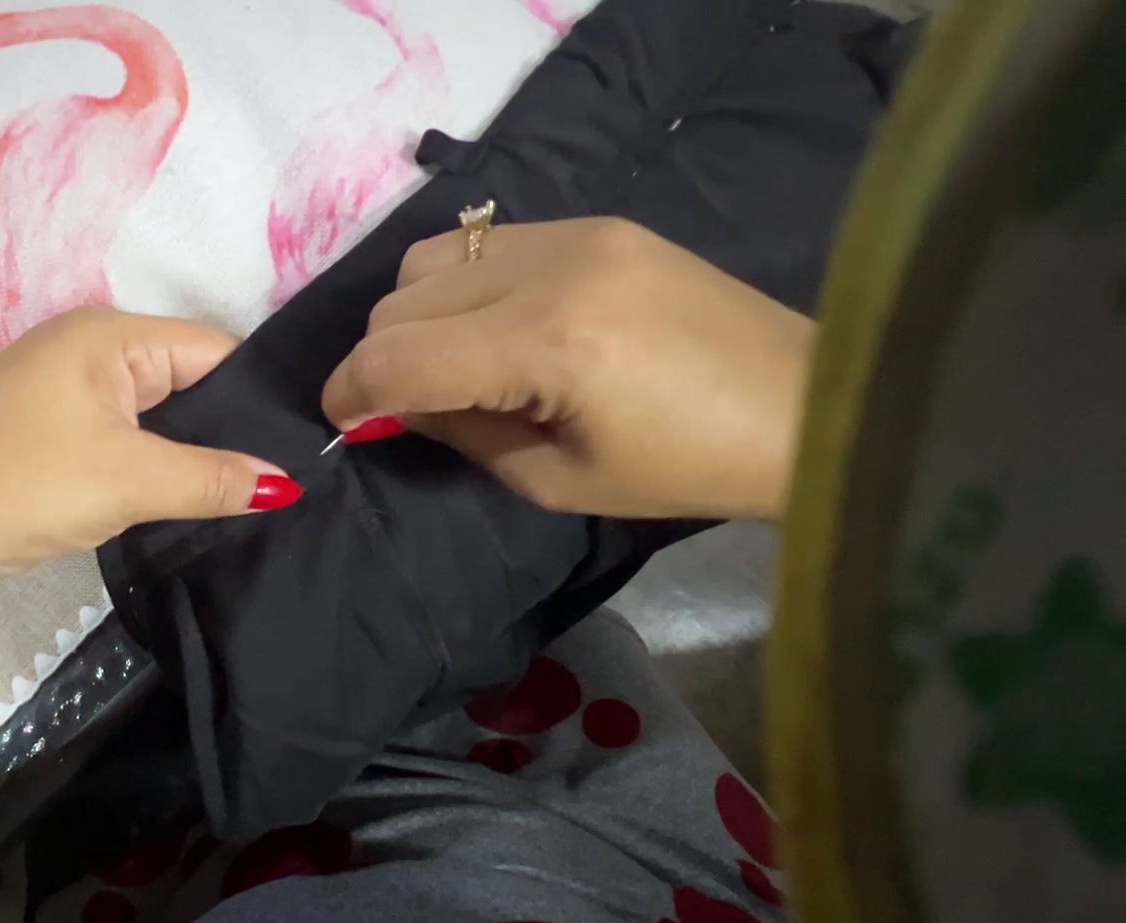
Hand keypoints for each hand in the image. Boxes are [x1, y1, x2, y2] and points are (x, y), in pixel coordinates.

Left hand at [0, 307, 298, 589]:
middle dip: (222, 429)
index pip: (211, 350)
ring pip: (150, 412)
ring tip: (236, 493)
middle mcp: (85, 346)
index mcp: (108, 333)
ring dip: (184, 451)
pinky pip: (118, 435)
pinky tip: (174, 495)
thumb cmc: (24, 485)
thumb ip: (212, 479)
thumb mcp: (129, 481)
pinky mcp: (45, 429)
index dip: (255, 399)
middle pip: (182, 378)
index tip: (297, 449)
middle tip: (271, 481)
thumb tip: (283, 483)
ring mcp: (60, 388)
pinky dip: (147, 462)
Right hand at [321, 218, 813, 519]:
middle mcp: (552, 267)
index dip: (349, 394)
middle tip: (395, 406)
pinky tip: (482, 325)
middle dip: (377, 361)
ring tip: (440, 361)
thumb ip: (455, 430)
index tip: (339, 423)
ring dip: (409, 317)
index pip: (398, 357)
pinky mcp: (592, 222)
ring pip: (426, 261)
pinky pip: (477, 244)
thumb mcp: (547, 480)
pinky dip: (453, 288)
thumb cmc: (678, 470)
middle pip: (399, 302)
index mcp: (548, 345)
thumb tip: (390, 402)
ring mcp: (574, 232)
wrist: (803, 404)